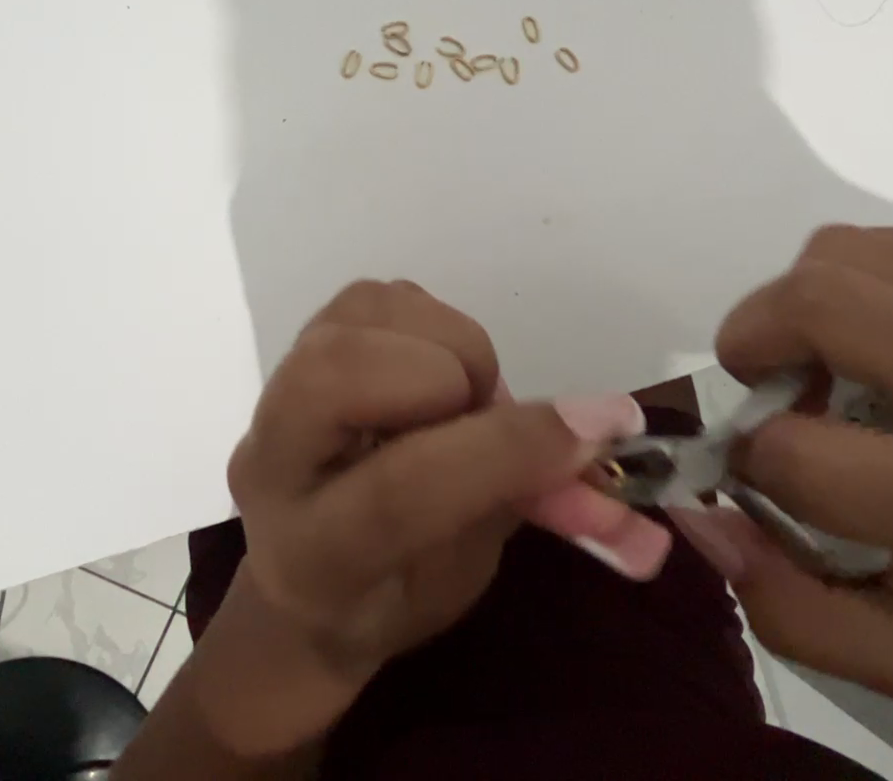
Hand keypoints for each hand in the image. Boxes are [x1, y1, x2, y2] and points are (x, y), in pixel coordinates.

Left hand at [214, 280, 662, 751]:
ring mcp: (272, 396)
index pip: (401, 488)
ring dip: (445, 343)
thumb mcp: (467, 576)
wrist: (302, 583)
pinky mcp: (292, 350)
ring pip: (361, 316)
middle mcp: (272, 461)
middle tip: (485, 413)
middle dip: (453, 375)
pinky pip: (368, 296)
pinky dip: (424, 318)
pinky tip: (431, 368)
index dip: (506, 448)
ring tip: (460, 399)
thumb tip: (620, 435)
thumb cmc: (391, 597)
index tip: (604, 424)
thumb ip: (538, 501)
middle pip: (346, 372)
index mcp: (315, 554)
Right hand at [673, 227, 892, 706]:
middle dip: (751, 338)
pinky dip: (841, 279)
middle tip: (766, 380)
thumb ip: (791, 611)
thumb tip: (700, 515)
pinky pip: (876, 242)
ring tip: (822, 354)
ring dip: (792, 303)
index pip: (800, 453)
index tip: (766, 468)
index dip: (753, 458)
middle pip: (818, 305)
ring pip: (837, 257)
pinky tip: (872, 331)